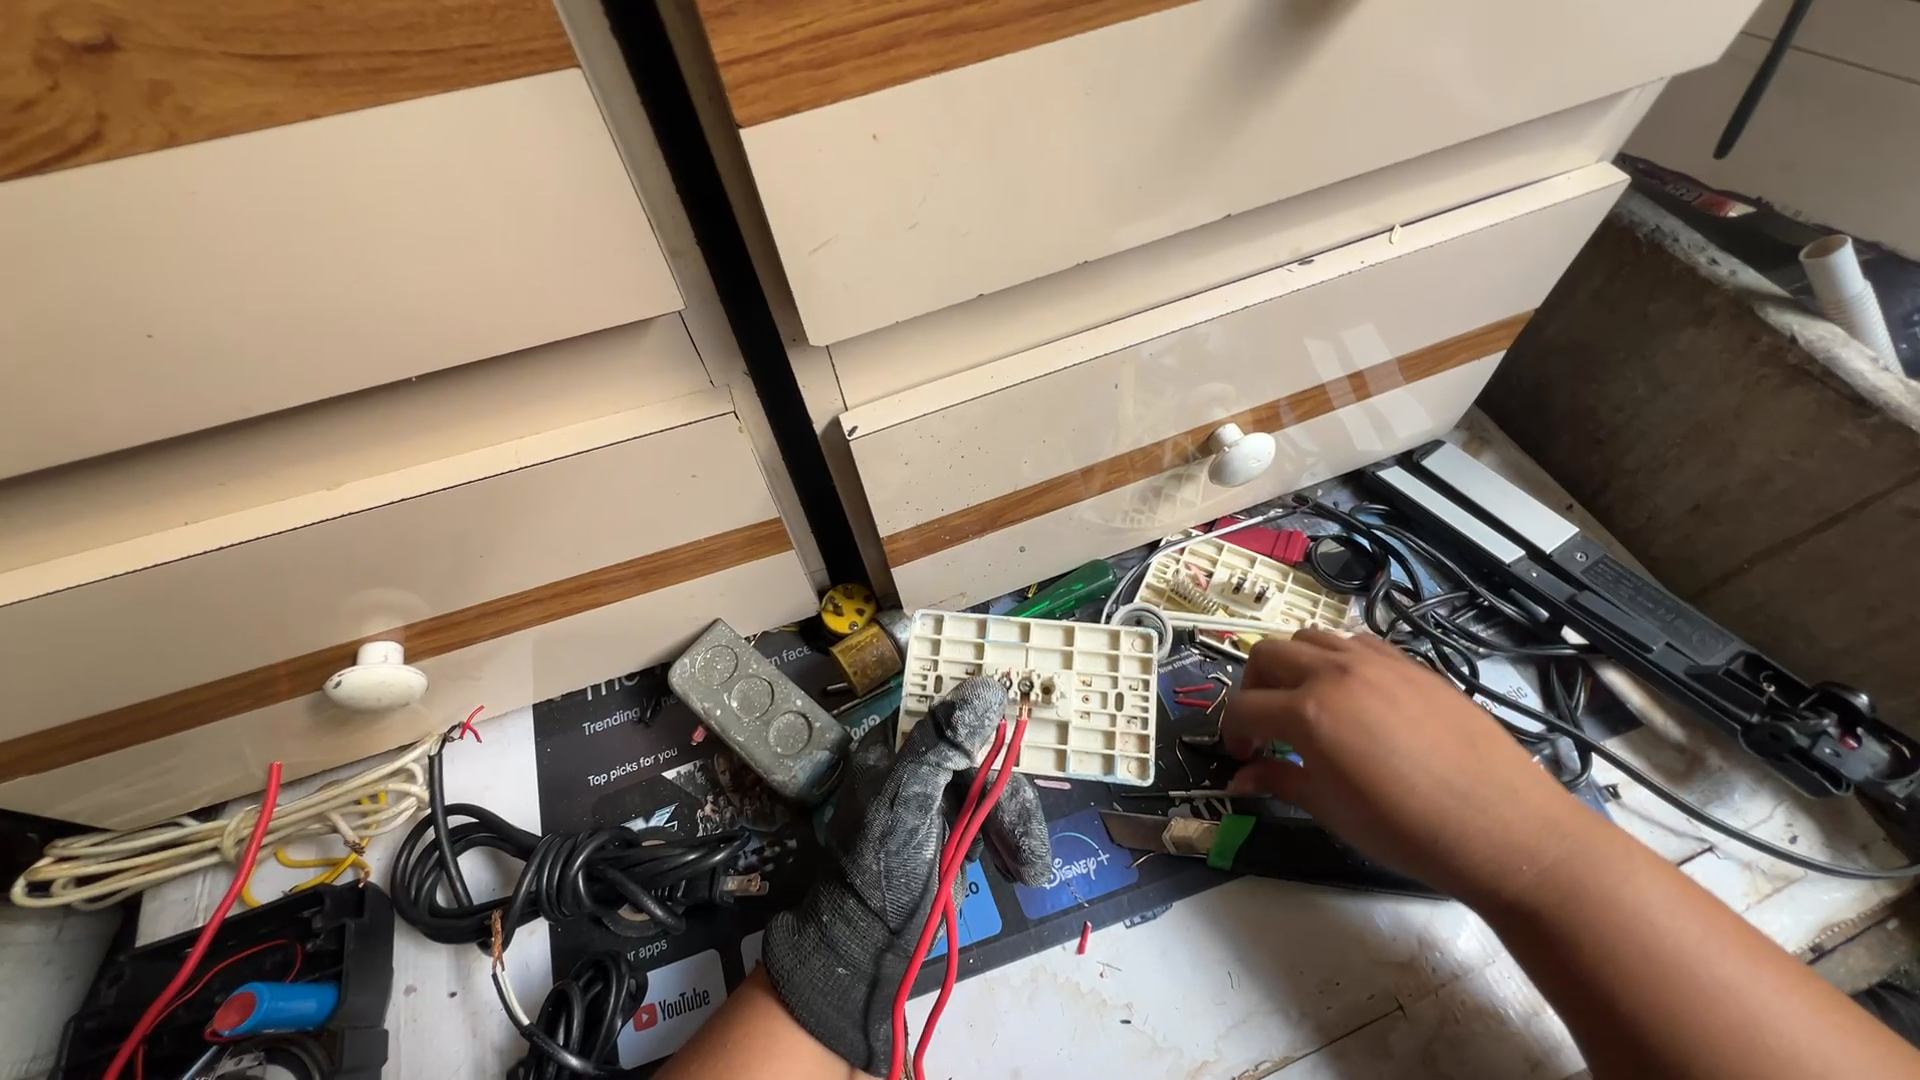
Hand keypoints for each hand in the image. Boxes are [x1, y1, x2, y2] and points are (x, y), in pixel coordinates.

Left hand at [763, 676, 1050, 1075]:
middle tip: (1025, 840)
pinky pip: (998, 818)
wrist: (871, 943)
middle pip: (982, 755)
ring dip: (1017, 827)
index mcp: (896, 746)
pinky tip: (1024, 868)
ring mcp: (942, 795)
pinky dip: (1015, 842)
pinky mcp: (961, 826)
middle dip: (1007, 799)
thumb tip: (986, 690)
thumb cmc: (878, 865)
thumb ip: (943, 744)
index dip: (984, 712)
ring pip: (996, 789)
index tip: (1018, 719)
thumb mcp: (908, 798)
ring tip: (1029, 867)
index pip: (947, 711)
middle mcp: (921, 763)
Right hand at [1220, 628, 1595, 907]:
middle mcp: (1335, 673)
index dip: (1233, 733)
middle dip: (1253, 688)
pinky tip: (1352, 694)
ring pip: (1310, 637)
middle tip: (1265, 725)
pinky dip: (1337, 658)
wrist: (1507, 830)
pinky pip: (1357, 642)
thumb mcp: (1331, 811)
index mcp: (1307, 712)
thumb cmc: (1408, 831)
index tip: (1242, 756)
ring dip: (1292, 664)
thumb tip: (1242, 778)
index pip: (1243, 707)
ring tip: (1304, 701)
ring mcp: (1377, 662)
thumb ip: (1280, 783)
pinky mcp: (1412, 665)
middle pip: (1267, 656)